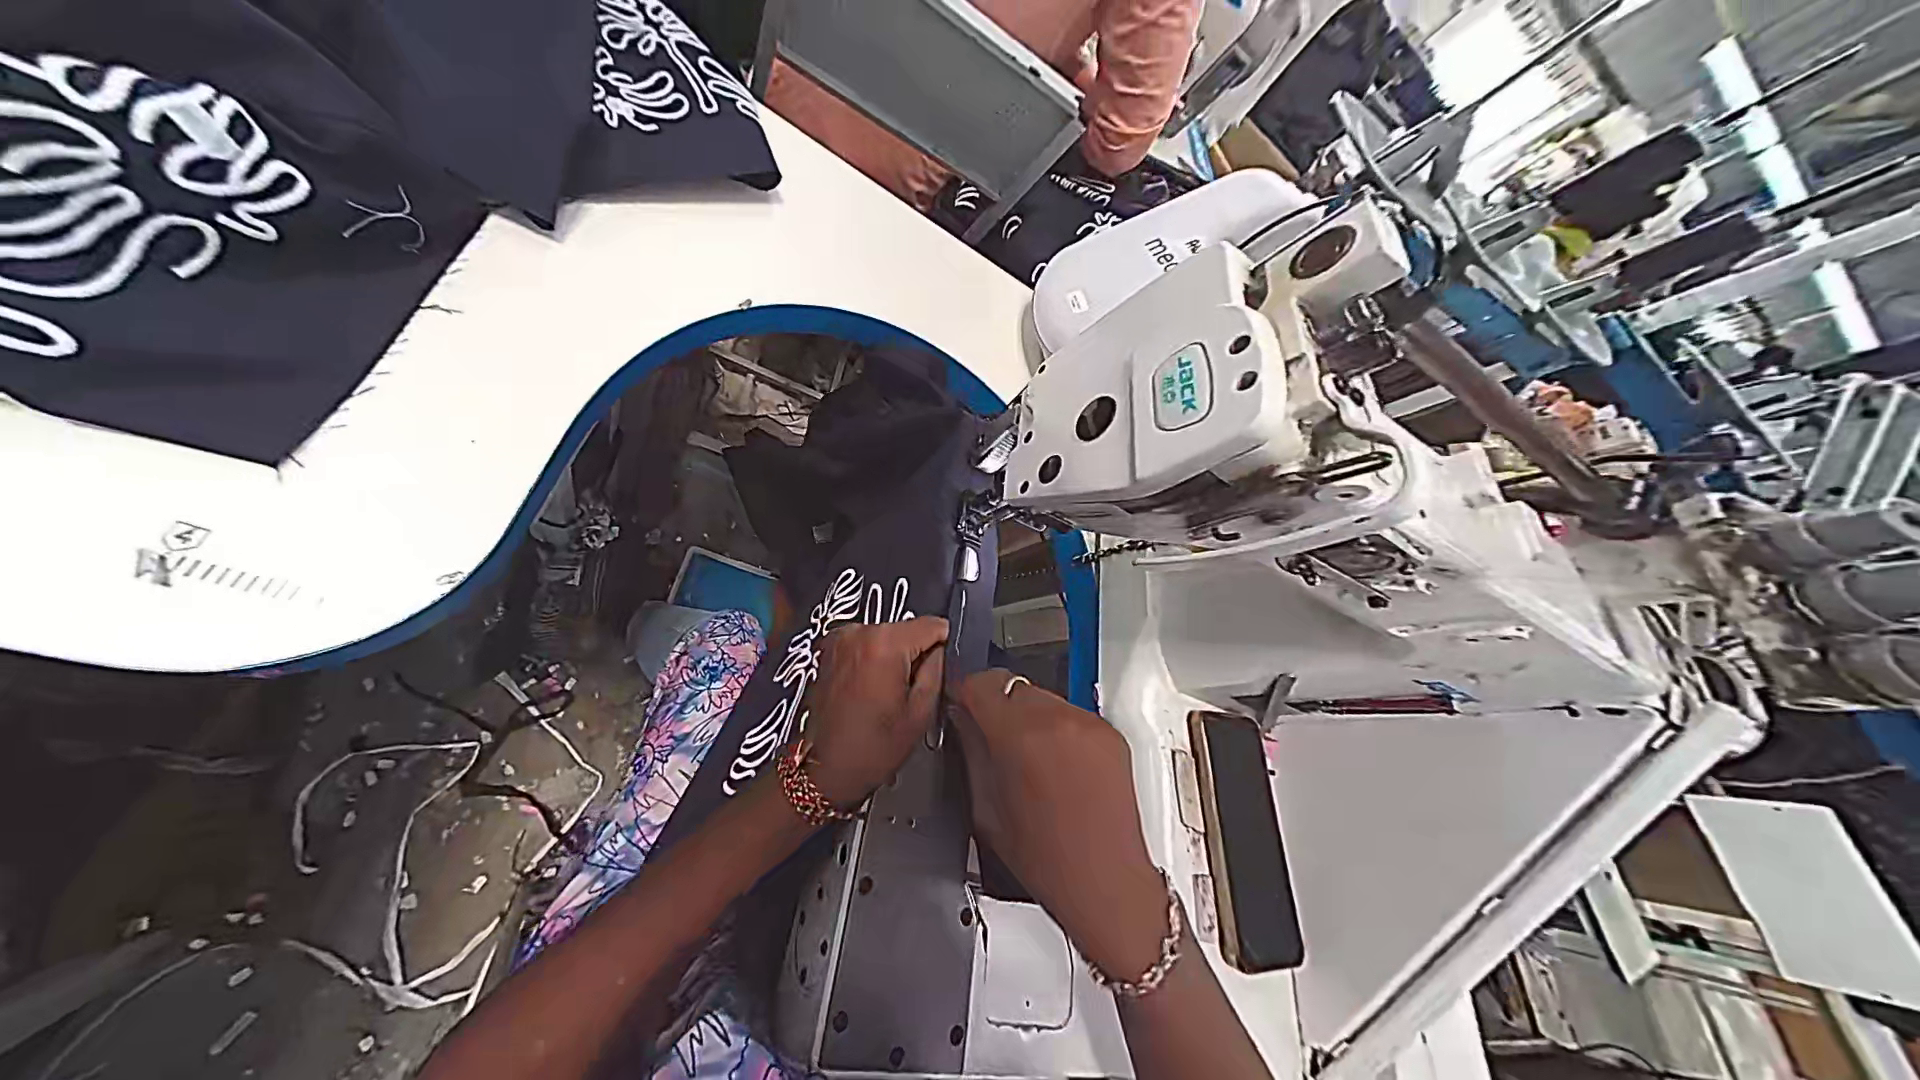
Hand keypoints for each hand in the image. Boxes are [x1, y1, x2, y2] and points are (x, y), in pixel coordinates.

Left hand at [801, 617, 947, 806]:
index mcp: (885, 643)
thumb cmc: (876, 745)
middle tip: (910, 689)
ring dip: (894, 656)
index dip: (942, 646)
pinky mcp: (829, 648)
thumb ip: (937, 668)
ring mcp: (840, 637)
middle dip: (916, 652)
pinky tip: (869, 688)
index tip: (937, 672)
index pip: (932, 625)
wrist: (826, 768)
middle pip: (908, 629)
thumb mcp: (921, 710)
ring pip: (887, 635)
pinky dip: (874, 658)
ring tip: (887, 692)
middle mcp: (860, 630)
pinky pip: (866, 643)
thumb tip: (939, 648)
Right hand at [950, 671, 1168, 979]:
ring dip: (1029, 717)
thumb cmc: (1051, 860)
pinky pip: (1072, 715)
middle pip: (1013, 687)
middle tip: (992, 736)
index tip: (963, 702)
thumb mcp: (987, 808)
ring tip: (1028, 759)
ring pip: (1043, 698)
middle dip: (998, 707)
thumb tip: (964, 722)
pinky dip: (1058, 730)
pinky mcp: (1110, 734)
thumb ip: (971, 752)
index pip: (982, 684)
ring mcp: (1087, 725)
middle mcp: (1057, 721)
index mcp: (1019, 736)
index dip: (966, 692)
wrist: (1106, 881)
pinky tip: (1055, 766)